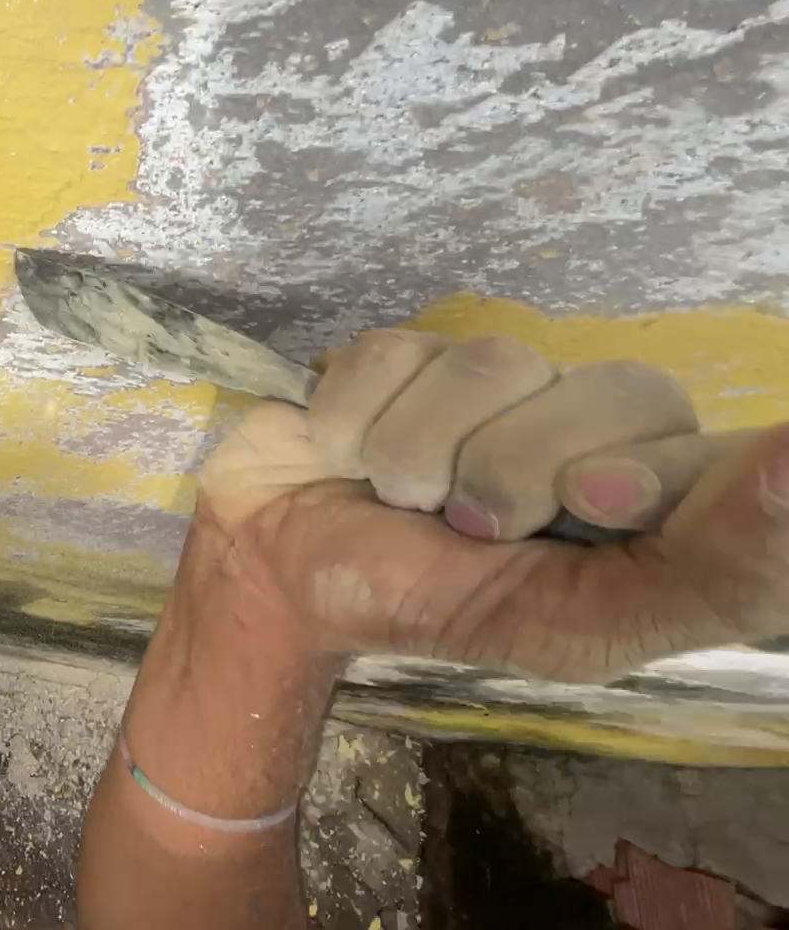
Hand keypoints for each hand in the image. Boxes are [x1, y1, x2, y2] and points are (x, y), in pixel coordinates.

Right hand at [183, 329, 788, 681]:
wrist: (273, 574)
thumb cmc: (413, 603)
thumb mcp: (564, 627)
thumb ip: (707, 574)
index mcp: (636, 481)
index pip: (698, 432)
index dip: (639, 464)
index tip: (583, 506)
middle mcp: (565, 410)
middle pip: (596, 388)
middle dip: (506, 472)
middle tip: (456, 524)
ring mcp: (466, 375)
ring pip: (485, 365)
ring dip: (414, 453)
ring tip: (385, 491)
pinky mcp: (378, 355)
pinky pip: (384, 354)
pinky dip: (348, 420)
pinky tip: (337, 450)